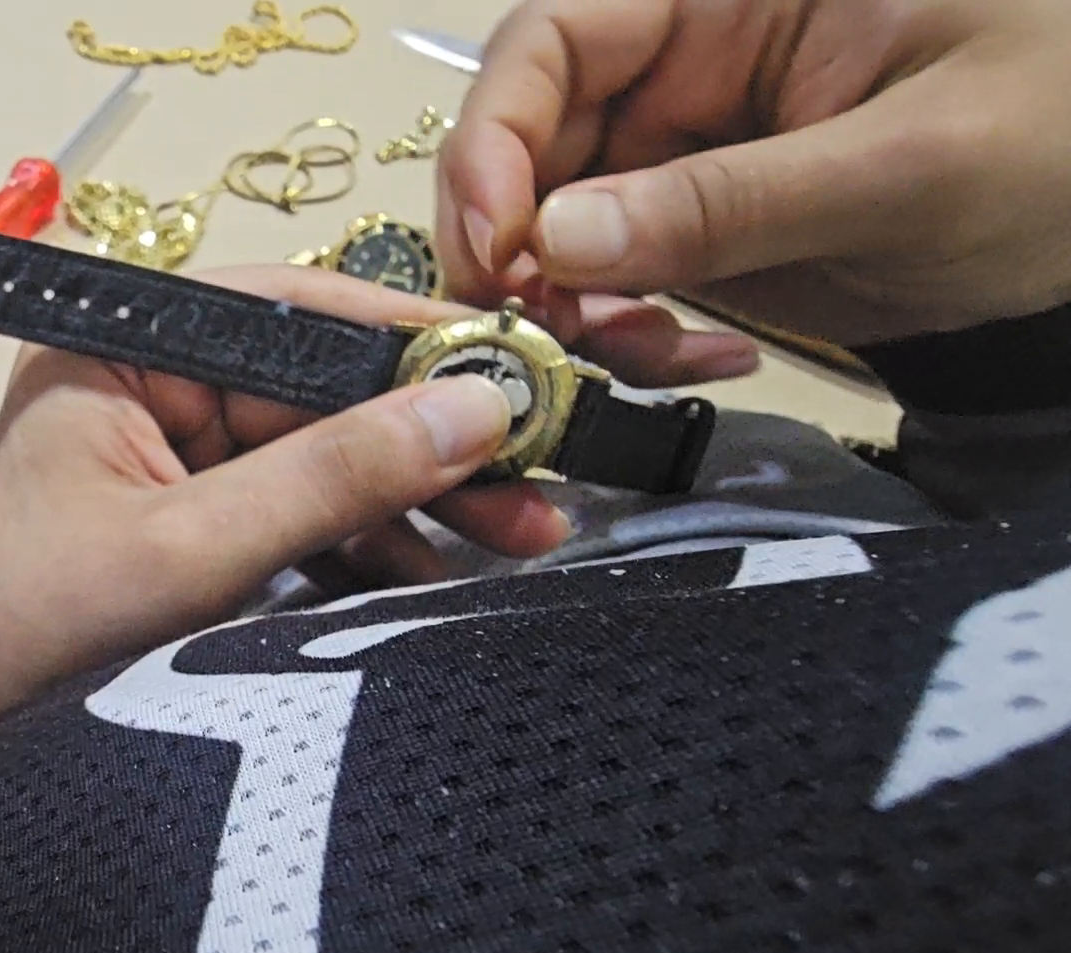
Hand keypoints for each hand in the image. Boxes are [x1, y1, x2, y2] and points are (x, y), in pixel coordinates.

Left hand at [0, 267, 572, 786]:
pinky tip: (436, 566)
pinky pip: (290, 506)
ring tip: (520, 535)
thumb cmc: (41, 630)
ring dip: (408, 497)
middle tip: (535, 475)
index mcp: (120, 351)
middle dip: (420, 440)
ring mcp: (171, 449)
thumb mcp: (192, 550)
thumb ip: (328, 478)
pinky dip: (358, 538)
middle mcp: (148, 382)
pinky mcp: (188, 510)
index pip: (287, 314)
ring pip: (314, 453)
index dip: (403, 340)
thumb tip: (472, 410)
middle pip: (313, 390)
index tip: (511, 368)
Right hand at [437, 0, 1070, 344]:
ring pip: (537, 232)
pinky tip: (667, 355)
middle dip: (504, 246)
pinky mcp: (657, 232)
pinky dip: (599, 333)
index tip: (493, 246)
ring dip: (551, 305)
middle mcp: (671, 72)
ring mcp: (656, 159)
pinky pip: (582, 285)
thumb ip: (726, 201)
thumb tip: (549, 243)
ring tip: (619, 352)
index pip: (549, 42)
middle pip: (518, 149)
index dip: (493, 140)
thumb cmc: (1070, 148)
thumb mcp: (915, 166)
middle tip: (518, 324)